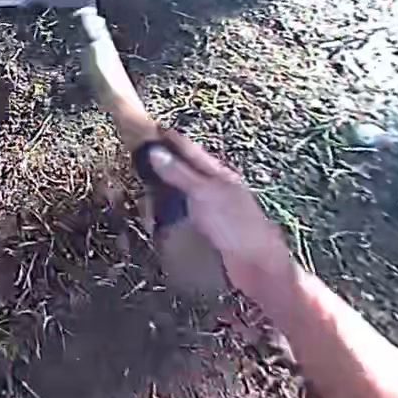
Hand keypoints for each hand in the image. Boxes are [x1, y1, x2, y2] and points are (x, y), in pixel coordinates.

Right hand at [147, 128, 297, 301]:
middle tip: (137, 158)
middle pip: (183, 170)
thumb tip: (155, 151)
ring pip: (181, 193)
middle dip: (162, 163)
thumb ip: (180, 173)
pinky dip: (167, 214)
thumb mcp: (206, 194)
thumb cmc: (237, 225)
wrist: (260, 269)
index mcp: (217, 174)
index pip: (188, 149)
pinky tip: (158, 218)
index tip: (149, 128)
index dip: (169, 138)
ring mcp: (210, 210)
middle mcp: (213, 189)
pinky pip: (181, 216)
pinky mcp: (206, 231)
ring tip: (143, 188)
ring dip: (163, 191)